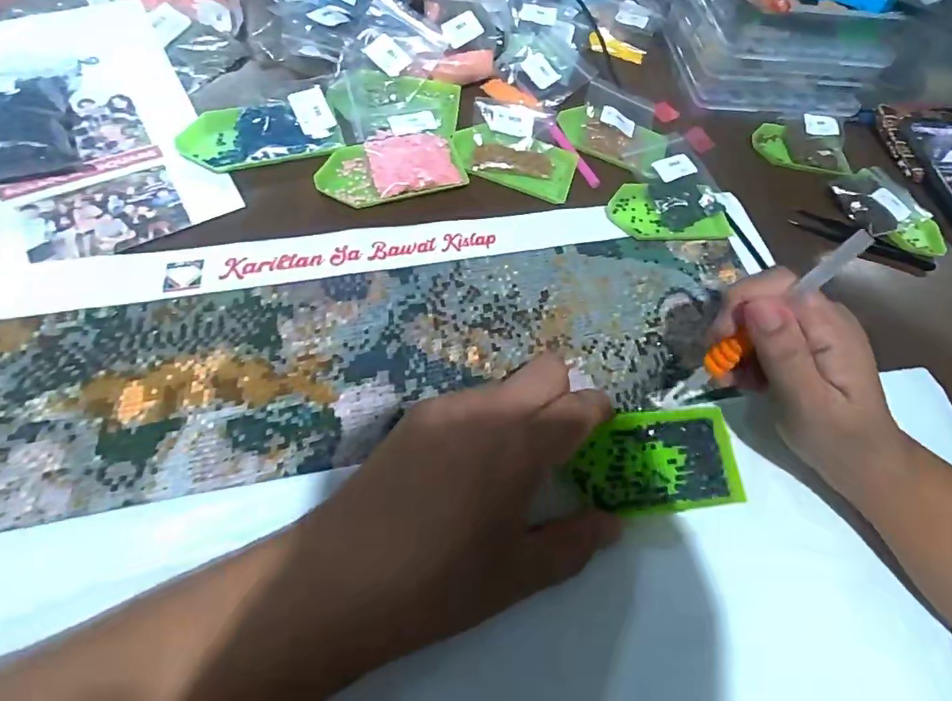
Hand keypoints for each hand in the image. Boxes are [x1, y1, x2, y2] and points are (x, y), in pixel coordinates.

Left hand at [197, 355, 622, 697]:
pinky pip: (467, 399)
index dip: (599, 414)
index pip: (581, 403)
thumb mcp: (517, 575)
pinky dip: (482, 418)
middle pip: (548, 367)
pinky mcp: (416, 413)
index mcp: (522, 444)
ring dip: (520, 407)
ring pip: (505, 383)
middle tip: (555, 444)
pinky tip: (458, 467)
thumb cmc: (440, 583)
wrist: (339, 577)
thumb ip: (574, 543)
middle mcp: (489, 409)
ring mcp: (448, 405)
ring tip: (500, 465)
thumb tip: (611, 523)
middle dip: (564, 393)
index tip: (599, 435)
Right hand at [712, 270, 909, 499]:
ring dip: (734, 345)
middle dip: (733, 326)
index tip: (721, 337)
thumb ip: (784, 352)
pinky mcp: (801, 349)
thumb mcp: (808, 401)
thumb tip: (757, 305)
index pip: (778, 283)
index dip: (743, 300)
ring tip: (725, 380)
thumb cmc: (842, 440)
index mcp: (829, 323)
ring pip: (758, 319)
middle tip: (717, 364)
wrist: (868, 469)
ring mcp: (811, 333)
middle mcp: (821, 318)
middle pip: (764, 298)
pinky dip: (745, 357)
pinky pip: (764, 338)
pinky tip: (739, 382)